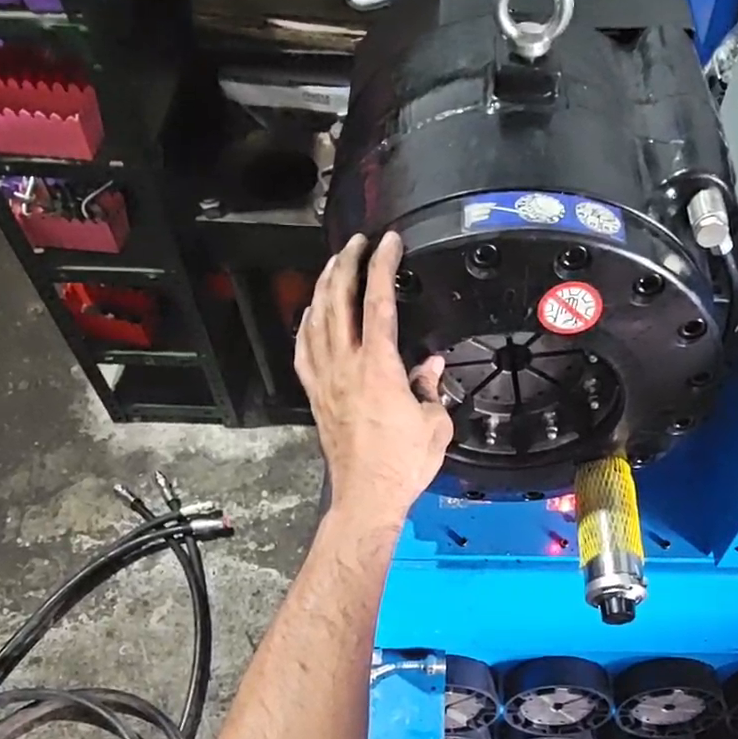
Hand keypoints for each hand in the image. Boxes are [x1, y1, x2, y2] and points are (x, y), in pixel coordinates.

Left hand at [296, 232, 452, 527]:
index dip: (383, 265)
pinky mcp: (316, 397)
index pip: (379, 301)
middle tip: (357, 244)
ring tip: (333, 266)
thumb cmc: (401, 465)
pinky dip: (305, 325)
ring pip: (317, 319)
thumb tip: (429, 368)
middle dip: (346, 263)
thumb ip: (430, 387)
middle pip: (339, 299)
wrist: (368, 495)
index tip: (389, 243)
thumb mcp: (433, 423)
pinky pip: (303, 351)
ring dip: (324, 286)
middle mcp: (346, 366)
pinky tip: (309, 314)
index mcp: (379, 367)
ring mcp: (326, 380)